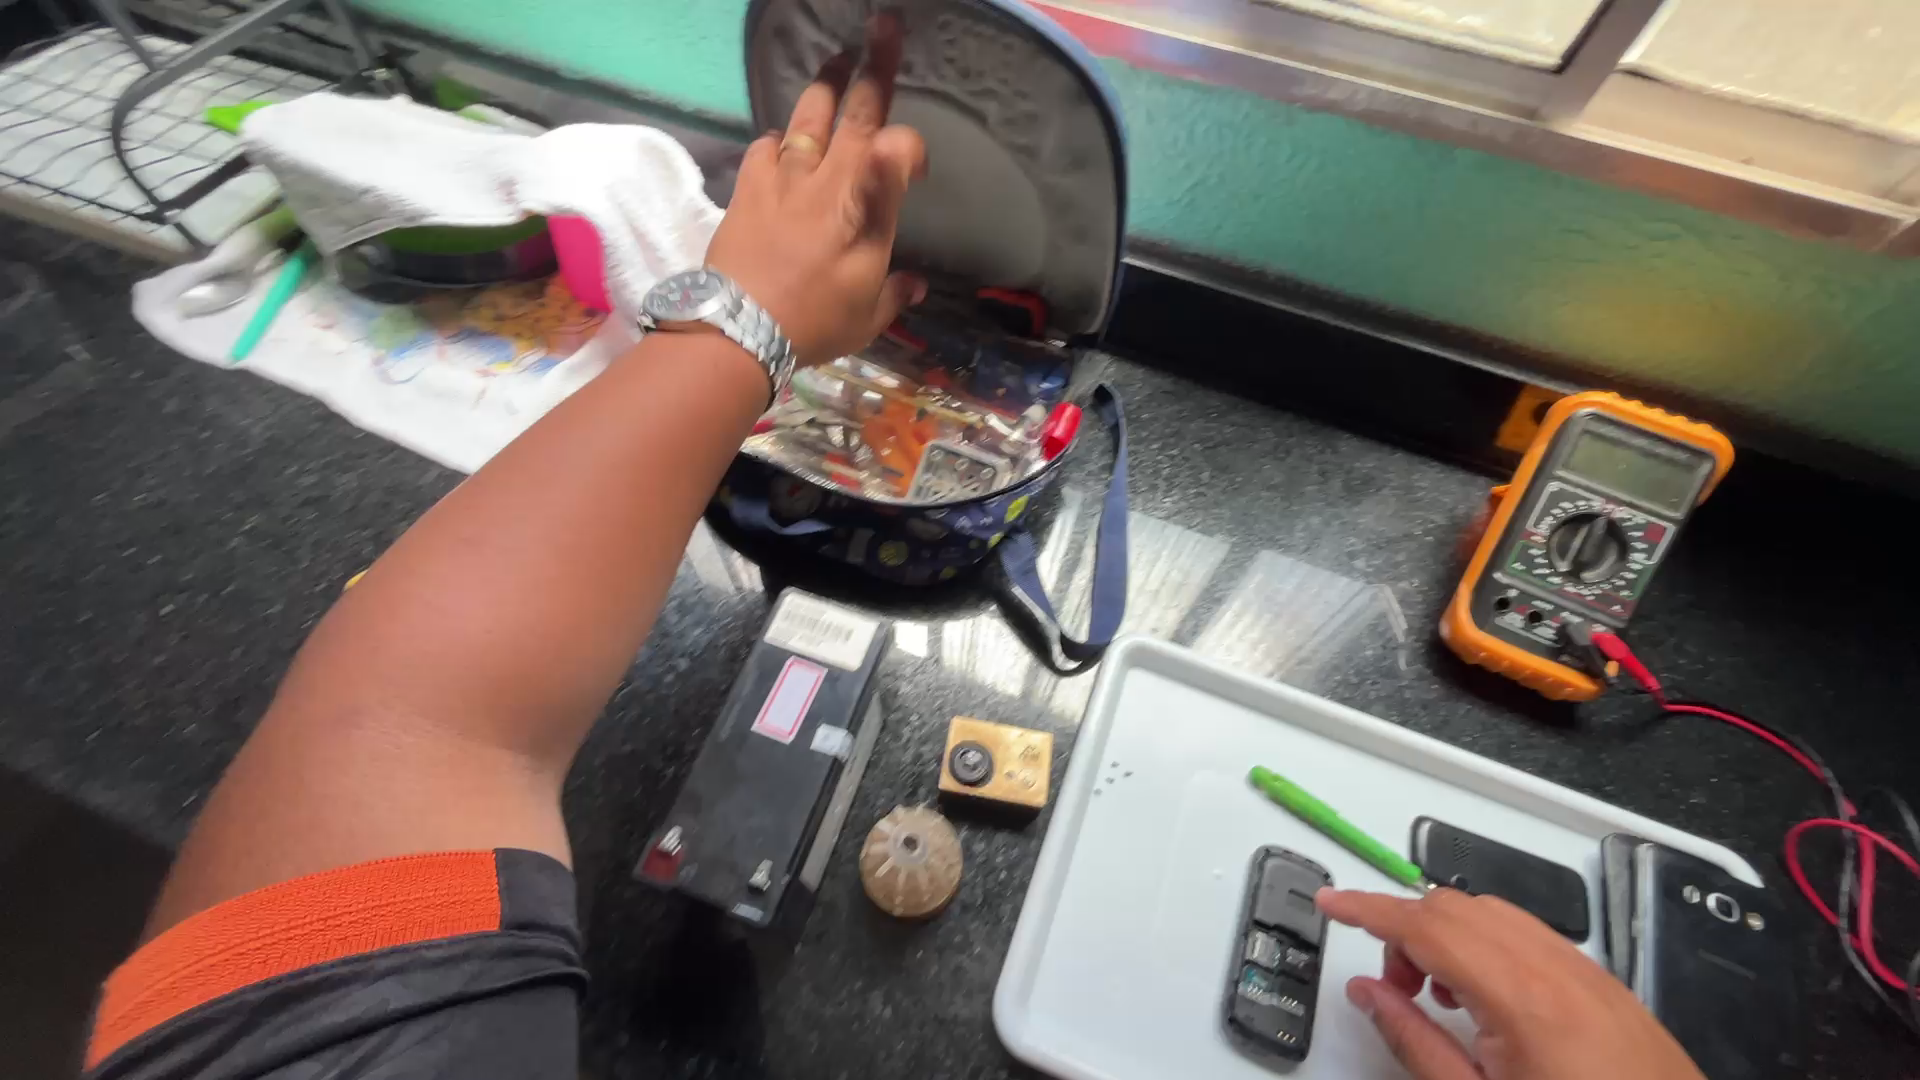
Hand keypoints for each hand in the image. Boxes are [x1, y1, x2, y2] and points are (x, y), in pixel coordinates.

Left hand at [705, 13, 928, 367]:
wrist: (741, 328)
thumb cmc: (814, 325)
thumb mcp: (868, 320)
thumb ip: (894, 295)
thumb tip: (916, 284)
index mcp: (867, 214)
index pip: (898, 153)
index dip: (910, 148)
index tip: (914, 167)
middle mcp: (830, 184)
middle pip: (857, 116)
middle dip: (875, 70)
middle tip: (884, 28)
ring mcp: (786, 179)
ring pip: (808, 115)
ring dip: (825, 85)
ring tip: (836, 63)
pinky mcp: (749, 186)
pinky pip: (767, 144)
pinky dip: (779, 140)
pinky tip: (782, 143)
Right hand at [1317, 887, 1705, 1079]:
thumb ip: (1413, 1042)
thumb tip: (1364, 992)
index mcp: (1524, 999)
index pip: (1424, 925)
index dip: (1366, 909)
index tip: (1327, 904)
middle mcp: (1560, 971)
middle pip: (1453, 907)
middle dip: (1405, 929)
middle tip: (1393, 986)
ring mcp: (1593, 978)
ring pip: (1492, 913)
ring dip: (1447, 934)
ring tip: (1442, 997)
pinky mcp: (1614, 993)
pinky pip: (1531, 937)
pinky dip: (1488, 945)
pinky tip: (1490, 1002)